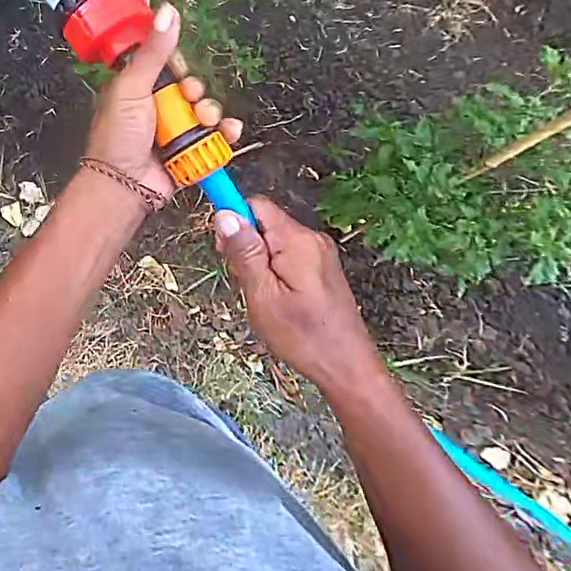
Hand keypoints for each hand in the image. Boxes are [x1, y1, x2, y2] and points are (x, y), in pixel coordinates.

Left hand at [83, 2, 243, 198]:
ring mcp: (174, 132)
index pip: (167, 67)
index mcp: (139, 88)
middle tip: (189, 98)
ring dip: (212, 113)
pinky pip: (215, 138)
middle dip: (197, 92)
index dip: (178, 66)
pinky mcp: (188, 153)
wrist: (123, 184)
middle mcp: (158, 109)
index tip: (179, 69)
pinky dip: (224, 135)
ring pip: (206, 112)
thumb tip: (166, 11)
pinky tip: (227, 132)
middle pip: (192, 89)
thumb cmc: (117, 137)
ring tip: (203, 120)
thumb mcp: (132, 86)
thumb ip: (152, 51)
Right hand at [213, 197, 384, 396]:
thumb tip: (224, 214)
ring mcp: (320, 253)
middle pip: (264, 223)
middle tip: (245, 283)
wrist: (347, 366)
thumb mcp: (263, 295)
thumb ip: (244, 252)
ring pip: (274, 241)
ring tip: (262, 297)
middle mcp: (311, 238)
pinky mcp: (322, 268)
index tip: (224, 251)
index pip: (256, 205)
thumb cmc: (302, 335)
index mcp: (296, 240)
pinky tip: (276, 299)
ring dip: (258, 262)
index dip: (233, 221)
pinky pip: (288, 255)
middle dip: (245, 246)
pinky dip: (274, 271)